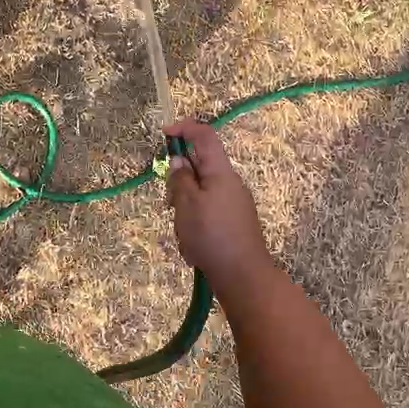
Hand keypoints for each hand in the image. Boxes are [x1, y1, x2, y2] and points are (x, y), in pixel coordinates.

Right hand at [165, 120, 272, 289]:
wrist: (244, 279)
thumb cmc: (212, 235)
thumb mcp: (187, 203)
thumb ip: (180, 178)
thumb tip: (179, 160)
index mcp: (221, 172)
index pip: (204, 135)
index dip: (184, 128)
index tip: (164, 135)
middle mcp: (230, 184)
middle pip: (199, 168)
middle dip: (179, 183)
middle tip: (171, 203)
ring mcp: (234, 205)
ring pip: (200, 194)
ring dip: (185, 208)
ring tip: (184, 233)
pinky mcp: (233, 225)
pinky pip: (207, 214)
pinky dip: (195, 225)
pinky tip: (193, 248)